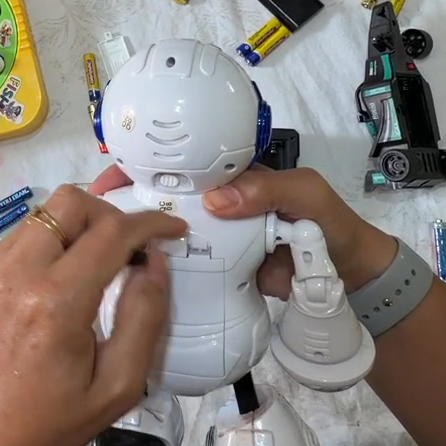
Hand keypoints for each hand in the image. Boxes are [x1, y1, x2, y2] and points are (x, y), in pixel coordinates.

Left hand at [0, 184, 186, 445]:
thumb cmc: (58, 418)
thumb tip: (155, 261)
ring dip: (79, 225)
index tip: (172, 229)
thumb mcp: (121, 383)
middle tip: (129, 246)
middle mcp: (18, 274)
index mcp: (56, 303)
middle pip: (71, 202)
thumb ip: (145, 315)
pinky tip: (63, 275)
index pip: (110, 233)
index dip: (149, 223)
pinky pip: (23, 234)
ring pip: (44, 212)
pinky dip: (52, 241)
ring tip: (98, 261)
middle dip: (110, 215)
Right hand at [89, 164, 395, 296]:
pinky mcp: (219, 274)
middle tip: (96, 217)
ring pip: (168, 235)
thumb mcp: (305, 194)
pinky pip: (187, 270)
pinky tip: (139, 279)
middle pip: (162, 200)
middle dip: (127, 204)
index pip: (178, 166)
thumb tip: (216, 201)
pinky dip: (165, 272)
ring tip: (106, 249)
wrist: (350, 278)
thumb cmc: (329, 224)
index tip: (108, 180)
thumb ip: (268, 190)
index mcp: (228, 178)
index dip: (140, 167)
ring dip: (140, 239)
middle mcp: (212, 206)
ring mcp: (213, 241)